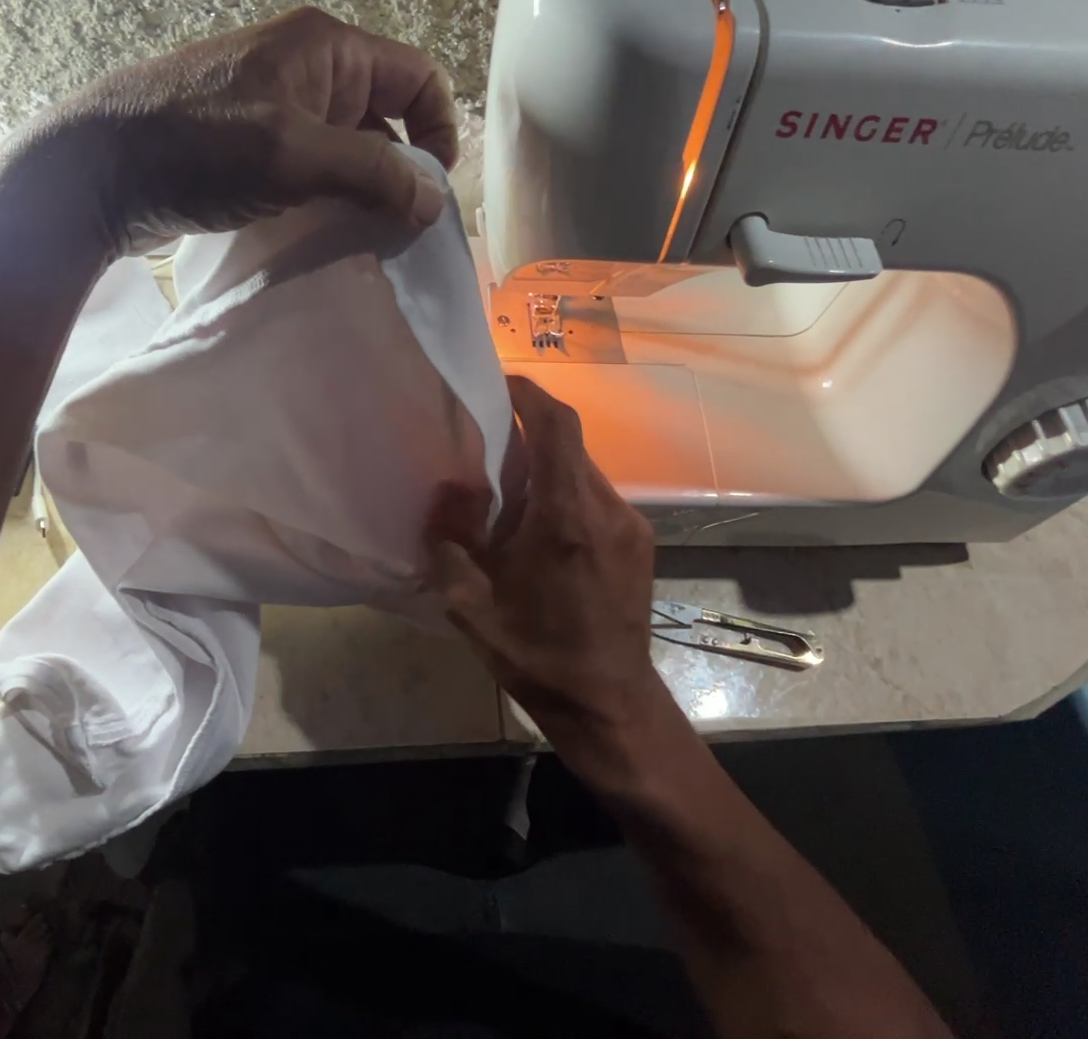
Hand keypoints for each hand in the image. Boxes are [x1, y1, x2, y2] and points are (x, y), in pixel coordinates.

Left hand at [7, 7, 457, 253]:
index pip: (416, 78)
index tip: (429, 195)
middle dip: (402, 171)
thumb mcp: (294, 155)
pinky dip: (330, 198)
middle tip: (400, 230)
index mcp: (326, 50)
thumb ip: (371, 173)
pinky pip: (315, 168)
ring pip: (350, 149)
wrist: (99, 170)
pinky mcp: (255, 146)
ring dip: (365, 192)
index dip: (437, 132)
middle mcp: (309, 70)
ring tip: (364, 239)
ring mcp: (279, 108)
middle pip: (388, 117)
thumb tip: (434, 200)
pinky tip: (326, 233)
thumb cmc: (198, 148)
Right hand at [427, 377, 674, 750]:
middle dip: (531, 434)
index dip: (530, 394)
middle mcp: (607, 510)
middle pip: (570, 446)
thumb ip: (451, 540)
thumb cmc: (536, 655)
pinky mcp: (640, 545)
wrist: (608, 703)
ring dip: (549, 470)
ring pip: (586, 474)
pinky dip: (568, 496)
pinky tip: (544, 531)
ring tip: (512, 497)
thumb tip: (447, 490)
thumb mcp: (471, 605)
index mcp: (565, 518)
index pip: (557, 427)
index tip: (501, 383)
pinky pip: (600, 500)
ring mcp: (631, 527)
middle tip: (490, 446)